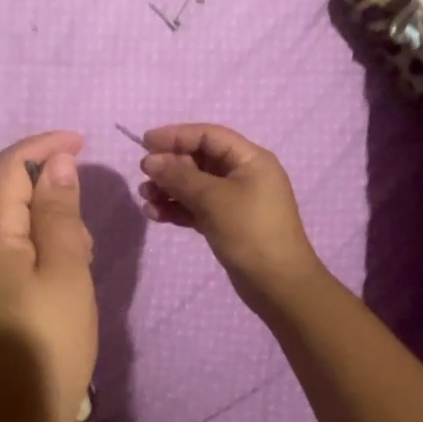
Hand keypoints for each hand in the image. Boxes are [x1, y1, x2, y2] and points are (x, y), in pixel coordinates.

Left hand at [0, 132, 97, 421]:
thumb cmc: (46, 347)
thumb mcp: (67, 272)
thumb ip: (59, 212)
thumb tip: (54, 161)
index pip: (8, 166)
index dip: (44, 146)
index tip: (83, 142)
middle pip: (4, 195)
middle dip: (48, 193)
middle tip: (88, 234)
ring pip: (5, 227)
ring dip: (44, 226)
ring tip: (80, 264)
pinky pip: (1, 255)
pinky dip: (32, 252)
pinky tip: (58, 285)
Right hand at [136, 124, 327, 310]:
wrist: (278, 285)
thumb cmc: (249, 231)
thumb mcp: (212, 199)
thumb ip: (179, 176)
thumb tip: (150, 161)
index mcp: (250, 159)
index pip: (208, 136)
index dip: (176, 135)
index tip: (146, 143)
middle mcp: (244, 174)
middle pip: (200, 159)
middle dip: (170, 166)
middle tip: (144, 176)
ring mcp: (236, 200)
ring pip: (195, 185)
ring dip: (169, 189)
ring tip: (145, 199)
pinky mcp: (228, 223)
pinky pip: (198, 207)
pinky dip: (177, 208)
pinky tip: (155, 215)